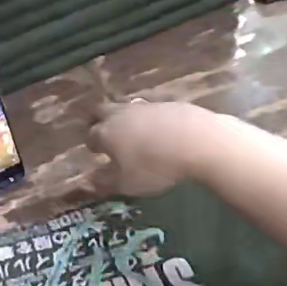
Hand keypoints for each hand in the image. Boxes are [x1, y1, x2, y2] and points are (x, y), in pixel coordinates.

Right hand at [85, 100, 214, 196]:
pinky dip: (150, 115)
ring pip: (126, 105)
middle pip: (102, 110)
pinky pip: (152, 106)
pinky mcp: (168, 101)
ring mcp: (146, 104)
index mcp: (106, 132)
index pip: (91, 135)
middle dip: (100, 120)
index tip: (96, 152)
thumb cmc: (155, 167)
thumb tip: (89, 182)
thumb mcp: (127, 184)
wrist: (198, 141)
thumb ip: (105, 183)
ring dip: (125, 115)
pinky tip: (159, 126)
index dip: (92, 144)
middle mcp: (121, 114)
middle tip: (105, 132)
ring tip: (133, 129)